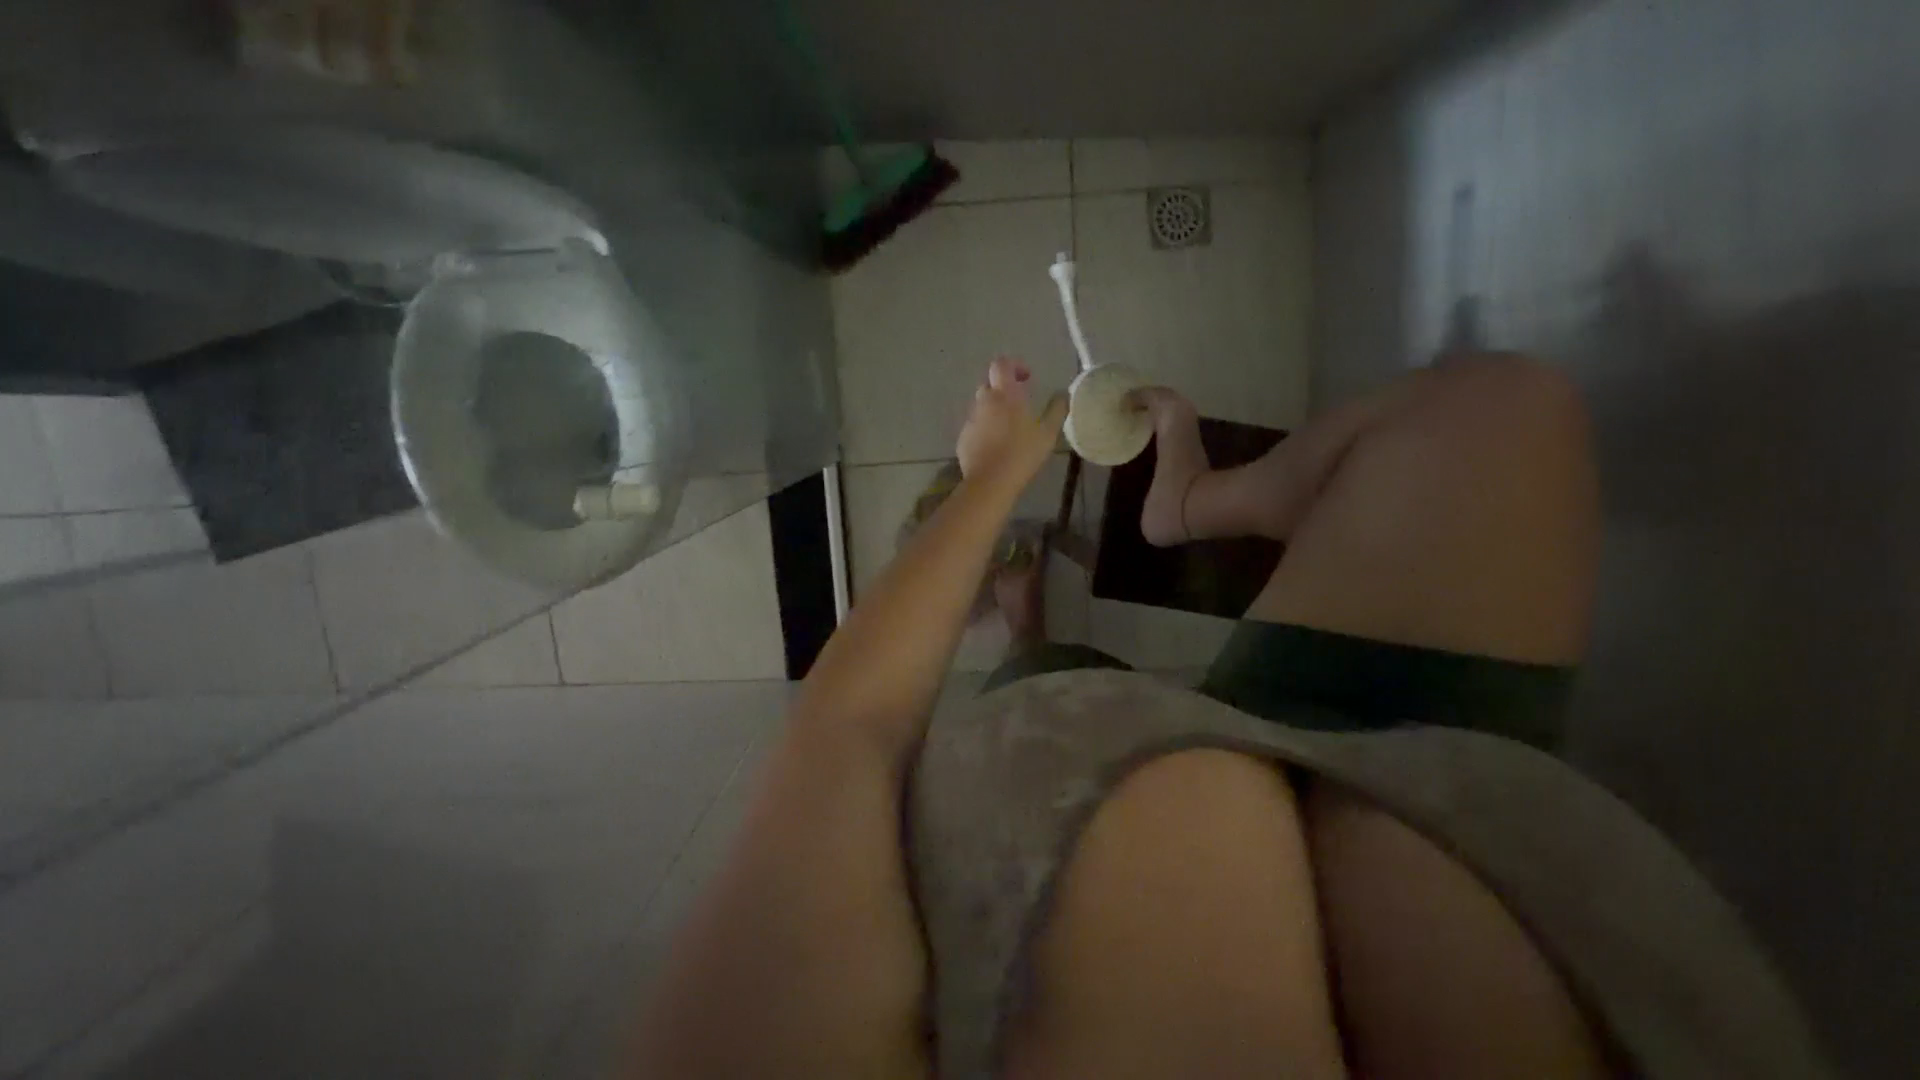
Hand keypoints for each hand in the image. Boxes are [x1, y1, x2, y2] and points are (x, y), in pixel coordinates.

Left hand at [956, 356, 1067, 487]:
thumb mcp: (1048, 433)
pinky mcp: (963, 438)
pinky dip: (985, 428)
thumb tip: (1063, 394)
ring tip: (1010, 428)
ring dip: (994, 410)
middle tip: (1020, 404)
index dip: (1014, 365)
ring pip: (981, 406)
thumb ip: (1057, 410)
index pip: (1001, 364)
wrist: (990, 483)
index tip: (1027, 378)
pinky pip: (975, 426)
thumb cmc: (1022, 454)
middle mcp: (984, 402)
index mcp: (1005, 395)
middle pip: (989, 384)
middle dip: (1004, 388)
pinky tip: (996, 446)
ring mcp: (971, 420)